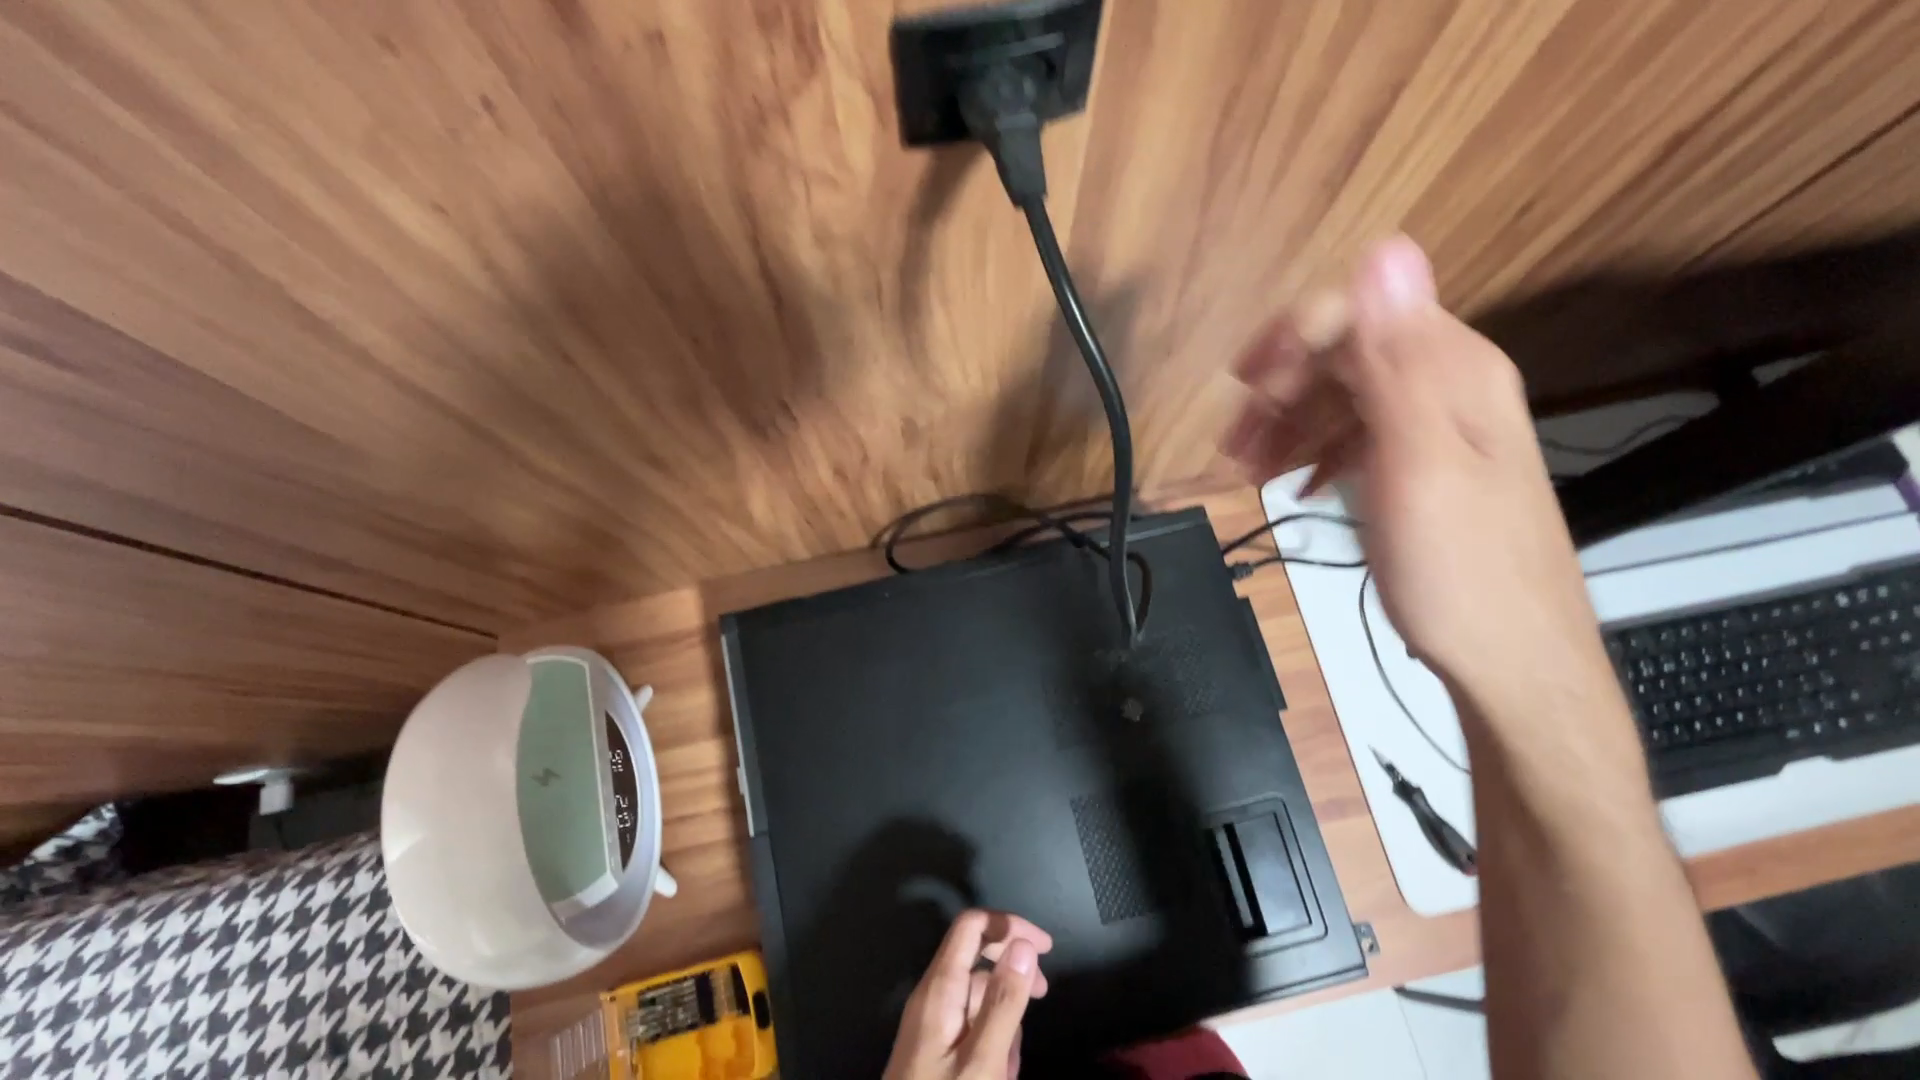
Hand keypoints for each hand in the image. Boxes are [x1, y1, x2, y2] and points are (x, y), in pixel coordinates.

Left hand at [883, 909, 1053, 1079]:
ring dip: (1004, 1018)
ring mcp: (931, 1022)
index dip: (1009, 925)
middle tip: (1043, 997)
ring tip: (1012, 1067)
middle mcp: (932, 996)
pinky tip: (1001, 1074)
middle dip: (1012, 973)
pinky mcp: (934, 1049)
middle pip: (975, 957)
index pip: (971, 927)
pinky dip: (991, 1040)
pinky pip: (969, 1026)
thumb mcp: (983, 1062)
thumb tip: (1022, 945)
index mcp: (939, 989)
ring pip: (977, 996)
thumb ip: (1003, 1001)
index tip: (1045, 948)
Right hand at [1222, 237, 1610, 710]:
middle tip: (1235, 442)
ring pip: (1344, 395)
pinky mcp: (1424, 468)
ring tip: (1247, 468)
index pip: (1357, 312)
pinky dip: (1315, 452)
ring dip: (1288, 423)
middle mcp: (1449, 386)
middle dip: (1280, 388)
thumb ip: (1398, 361)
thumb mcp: (1421, 465)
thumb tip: (1383, 249)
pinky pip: (1357, 436)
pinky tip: (1295, 484)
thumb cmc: (1460, 573)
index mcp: (1452, 372)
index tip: (1242, 389)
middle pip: (1345, 352)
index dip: (1292, 339)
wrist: (1512, 663)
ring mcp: (1438, 429)